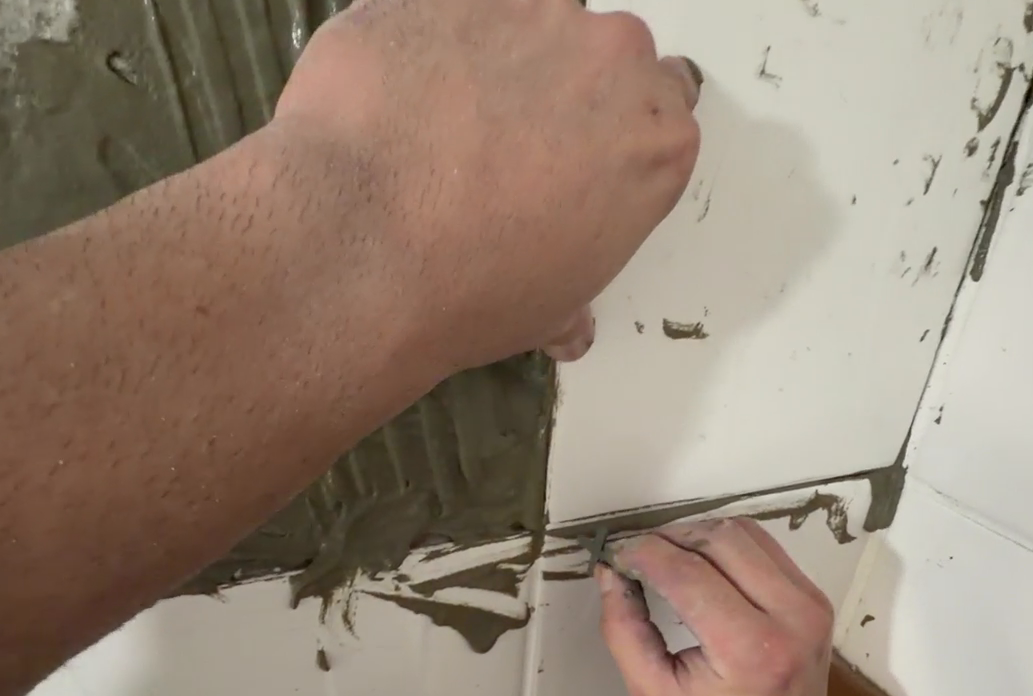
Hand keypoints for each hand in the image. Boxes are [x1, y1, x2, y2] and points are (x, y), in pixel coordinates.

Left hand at [274, 0, 702, 372]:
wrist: (367, 250)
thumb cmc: (477, 293)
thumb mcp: (548, 314)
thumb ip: (571, 300)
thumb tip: (566, 326)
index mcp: (656, 144)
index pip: (665, 111)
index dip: (617, 140)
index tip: (583, 165)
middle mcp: (611, 61)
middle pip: (607, 62)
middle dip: (570, 98)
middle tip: (514, 154)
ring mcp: (531, 11)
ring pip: (534, 26)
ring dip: (505, 66)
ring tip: (448, 130)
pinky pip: (455, 15)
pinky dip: (438, 51)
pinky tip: (404, 108)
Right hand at [598, 518, 852, 695]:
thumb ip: (625, 633)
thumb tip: (609, 574)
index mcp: (751, 653)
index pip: (689, 575)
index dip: (645, 555)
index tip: (616, 557)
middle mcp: (791, 618)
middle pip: (719, 541)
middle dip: (667, 538)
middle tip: (635, 556)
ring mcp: (809, 601)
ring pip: (741, 532)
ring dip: (694, 534)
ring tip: (662, 556)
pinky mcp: (815, 592)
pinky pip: (761, 544)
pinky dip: (721, 542)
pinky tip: (696, 561)